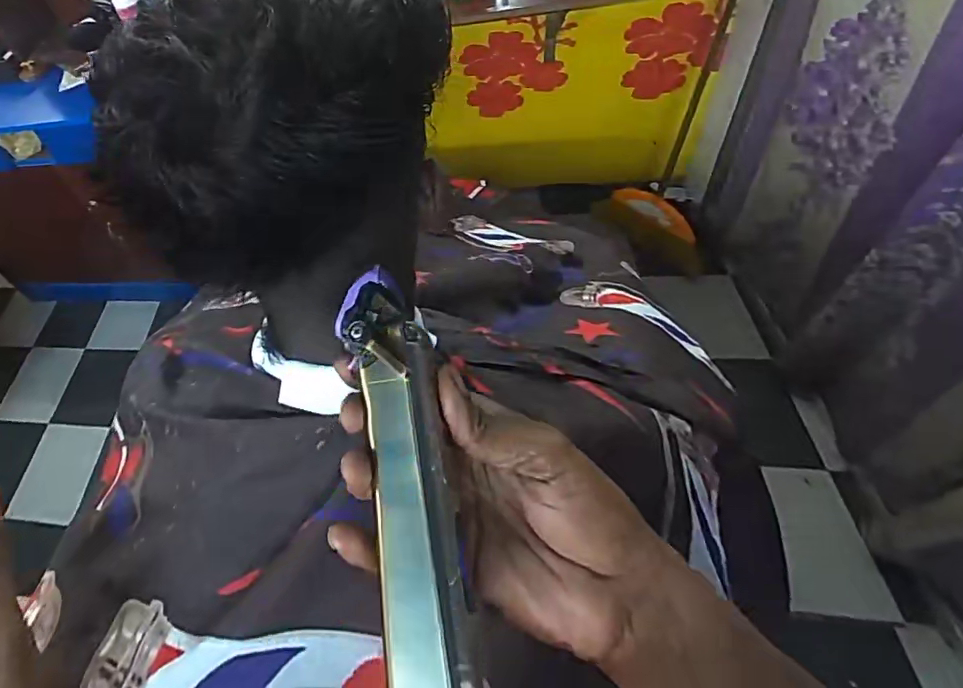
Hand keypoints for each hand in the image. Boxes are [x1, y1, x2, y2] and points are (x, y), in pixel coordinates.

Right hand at [330, 365, 817, 687]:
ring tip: (359, 473)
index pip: (422, 396)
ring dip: (362, 472)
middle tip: (353, 416)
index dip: (387, 378)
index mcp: (474, 432)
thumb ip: (493, 428)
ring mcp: (441, 511)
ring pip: (387, 484)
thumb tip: (440, 382)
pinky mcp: (438, 559)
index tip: (354, 363)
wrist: (616, 599)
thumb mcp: (549, 456)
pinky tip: (346, 537)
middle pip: (394, 436)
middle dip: (365, 419)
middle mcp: (449, 465)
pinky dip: (365, 546)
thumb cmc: (588, 509)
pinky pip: (394, 549)